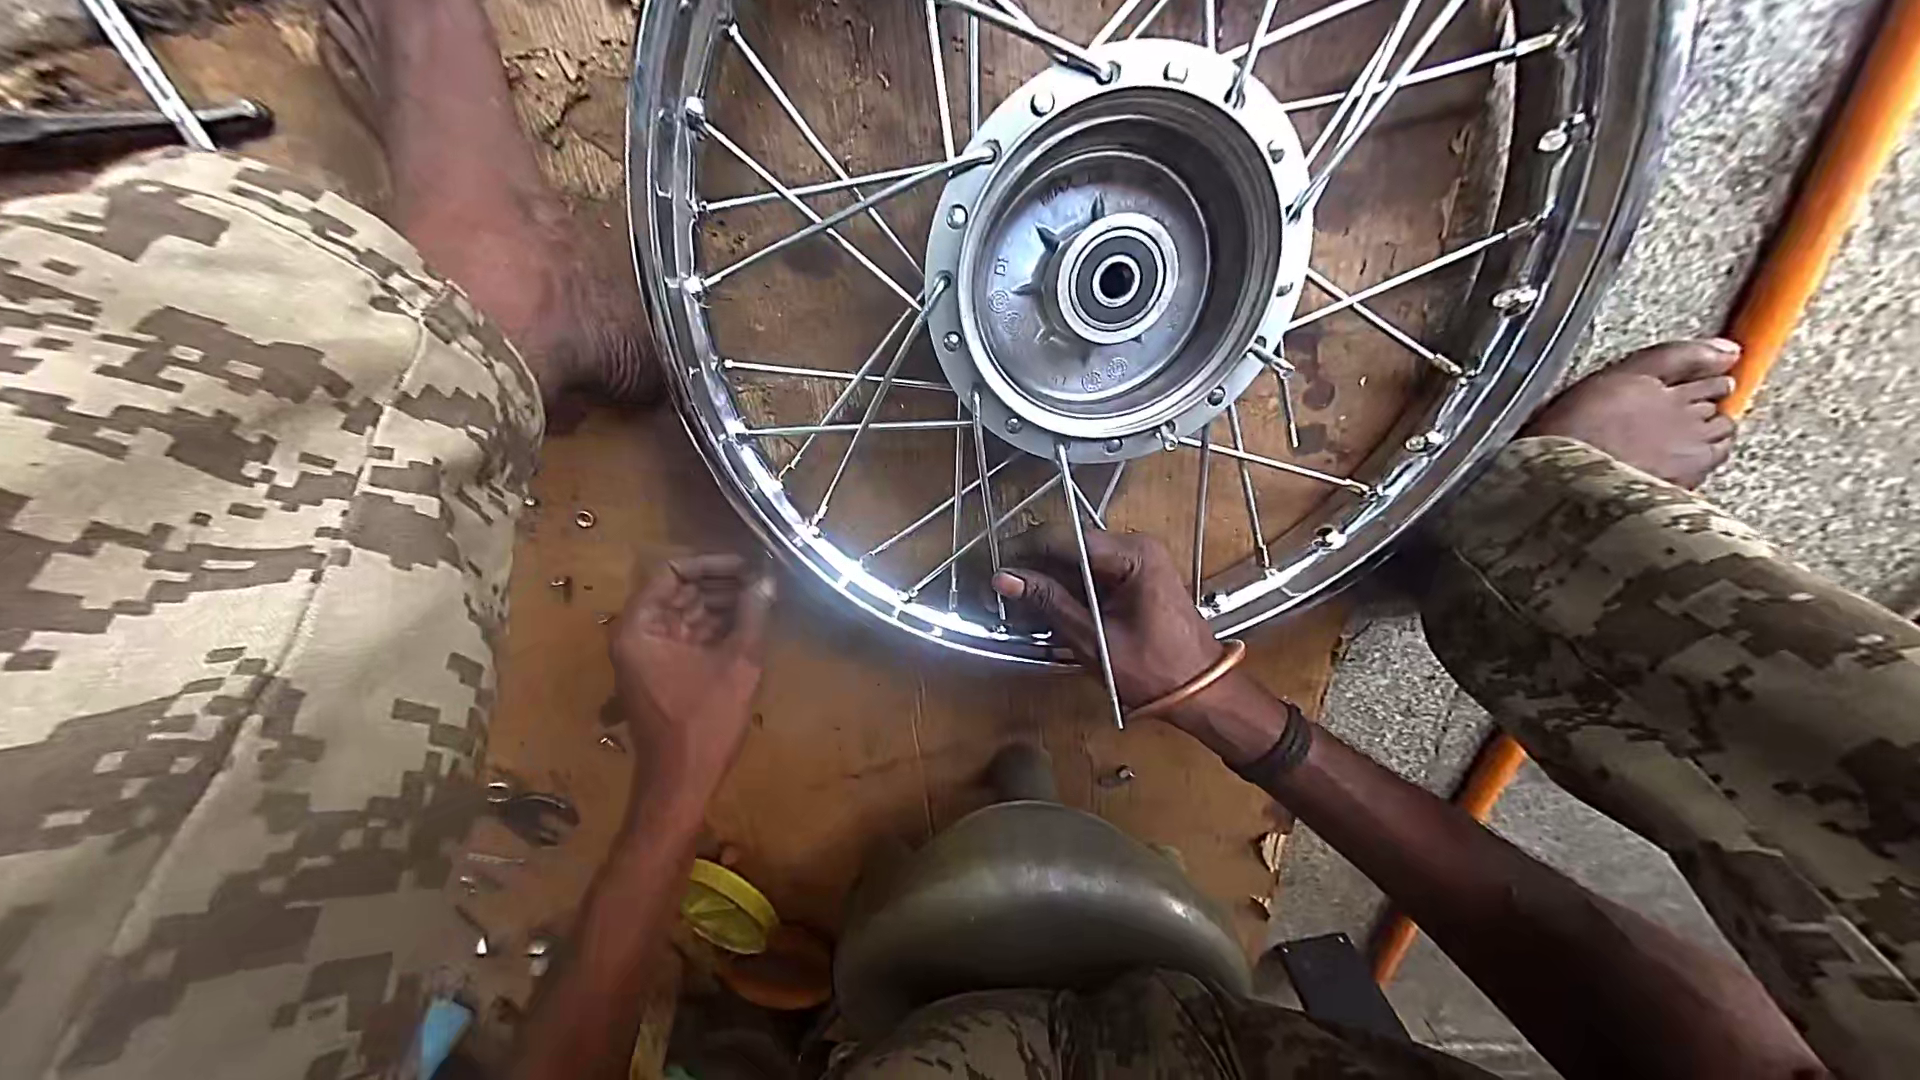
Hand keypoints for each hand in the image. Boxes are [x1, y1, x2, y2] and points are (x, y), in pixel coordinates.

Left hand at [611, 554, 775, 790]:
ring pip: (687, 614)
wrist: (682, 782)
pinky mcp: (666, 674)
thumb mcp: (738, 662)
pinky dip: (718, 628)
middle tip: (761, 579)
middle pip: (678, 592)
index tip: (746, 565)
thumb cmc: (704, 721)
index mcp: (640, 628)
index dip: (710, 564)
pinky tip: (750, 623)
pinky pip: (691, 637)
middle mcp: (638, 636)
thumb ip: (754, 614)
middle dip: (720, 583)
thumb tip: (768, 580)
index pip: (670, 573)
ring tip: (761, 598)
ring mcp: (650, 656)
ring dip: (722, 605)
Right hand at [991, 530, 1256, 730]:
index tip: (992, 570)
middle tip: (999, 591)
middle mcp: (1135, 546)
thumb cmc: (1153, 670)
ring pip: (1076, 559)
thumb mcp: (1093, 638)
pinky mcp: (1133, 576)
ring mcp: (1136, 560)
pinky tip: (1043, 607)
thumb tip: (1003, 577)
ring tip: (1014, 603)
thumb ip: (1048, 601)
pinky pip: (1090, 572)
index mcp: (1132, 554)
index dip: (1023, 552)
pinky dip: (1066, 588)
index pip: (1064, 538)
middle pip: (1069, 545)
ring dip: (1046, 579)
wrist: (1200, 692)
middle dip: (1031, 566)